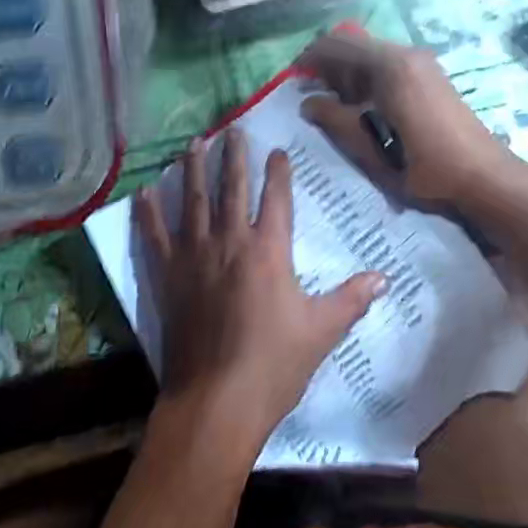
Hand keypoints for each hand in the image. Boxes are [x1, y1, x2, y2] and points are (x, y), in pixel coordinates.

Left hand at [136, 130, 384, 438]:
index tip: (278, 150)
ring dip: (194, 169)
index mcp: (268, 251)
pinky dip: (149, 212)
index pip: (276, 198)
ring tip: (194, 143)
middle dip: (234, 156)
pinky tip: (145, 192)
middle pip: (232, 188)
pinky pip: (155, 236)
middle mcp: (229, 242)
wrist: (217, 398)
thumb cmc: (274, 364)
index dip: (278, 172)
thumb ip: (351, 299)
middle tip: (232, 129)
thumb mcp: (321, 331)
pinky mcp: (168, 276)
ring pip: (193, 201)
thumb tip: (383, 278)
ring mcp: (194, 256)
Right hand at [299, 30, 513, 207]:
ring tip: (336, 108)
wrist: (484, 178)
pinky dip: (369, 81)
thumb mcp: (368, 148)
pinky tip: (366, 110)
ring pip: (372, 57)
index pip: (335, 44)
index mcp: (388, 65)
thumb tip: (308, 102)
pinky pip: (389, 68)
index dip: (309, 58)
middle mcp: (406, 55)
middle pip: (354, 46)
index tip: (293, 80)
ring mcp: (423, 65)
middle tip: (311, 97)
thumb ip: (333, 119)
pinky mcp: (432, 79)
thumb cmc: (422, 165)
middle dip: (328, 67)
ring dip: (349, 75)